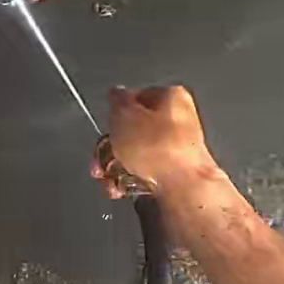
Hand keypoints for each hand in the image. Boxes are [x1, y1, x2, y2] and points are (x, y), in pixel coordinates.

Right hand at [93, 86, 221, 198]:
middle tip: (102, 157)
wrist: (182, 187)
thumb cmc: (158, 147)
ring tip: (108, 178)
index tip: (106, 126)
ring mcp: (178, 150)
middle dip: (111, 148)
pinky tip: (121, 188)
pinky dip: (129, 181)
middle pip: (134, 130)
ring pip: (136, 155)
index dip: (116, 113)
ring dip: (116, 167)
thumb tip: (116, 94)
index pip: (136, 98)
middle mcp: (179, 121)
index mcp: (171, 97)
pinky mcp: (175, 175)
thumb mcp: (124, 114)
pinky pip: (144, 174)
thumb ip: (117, 100)